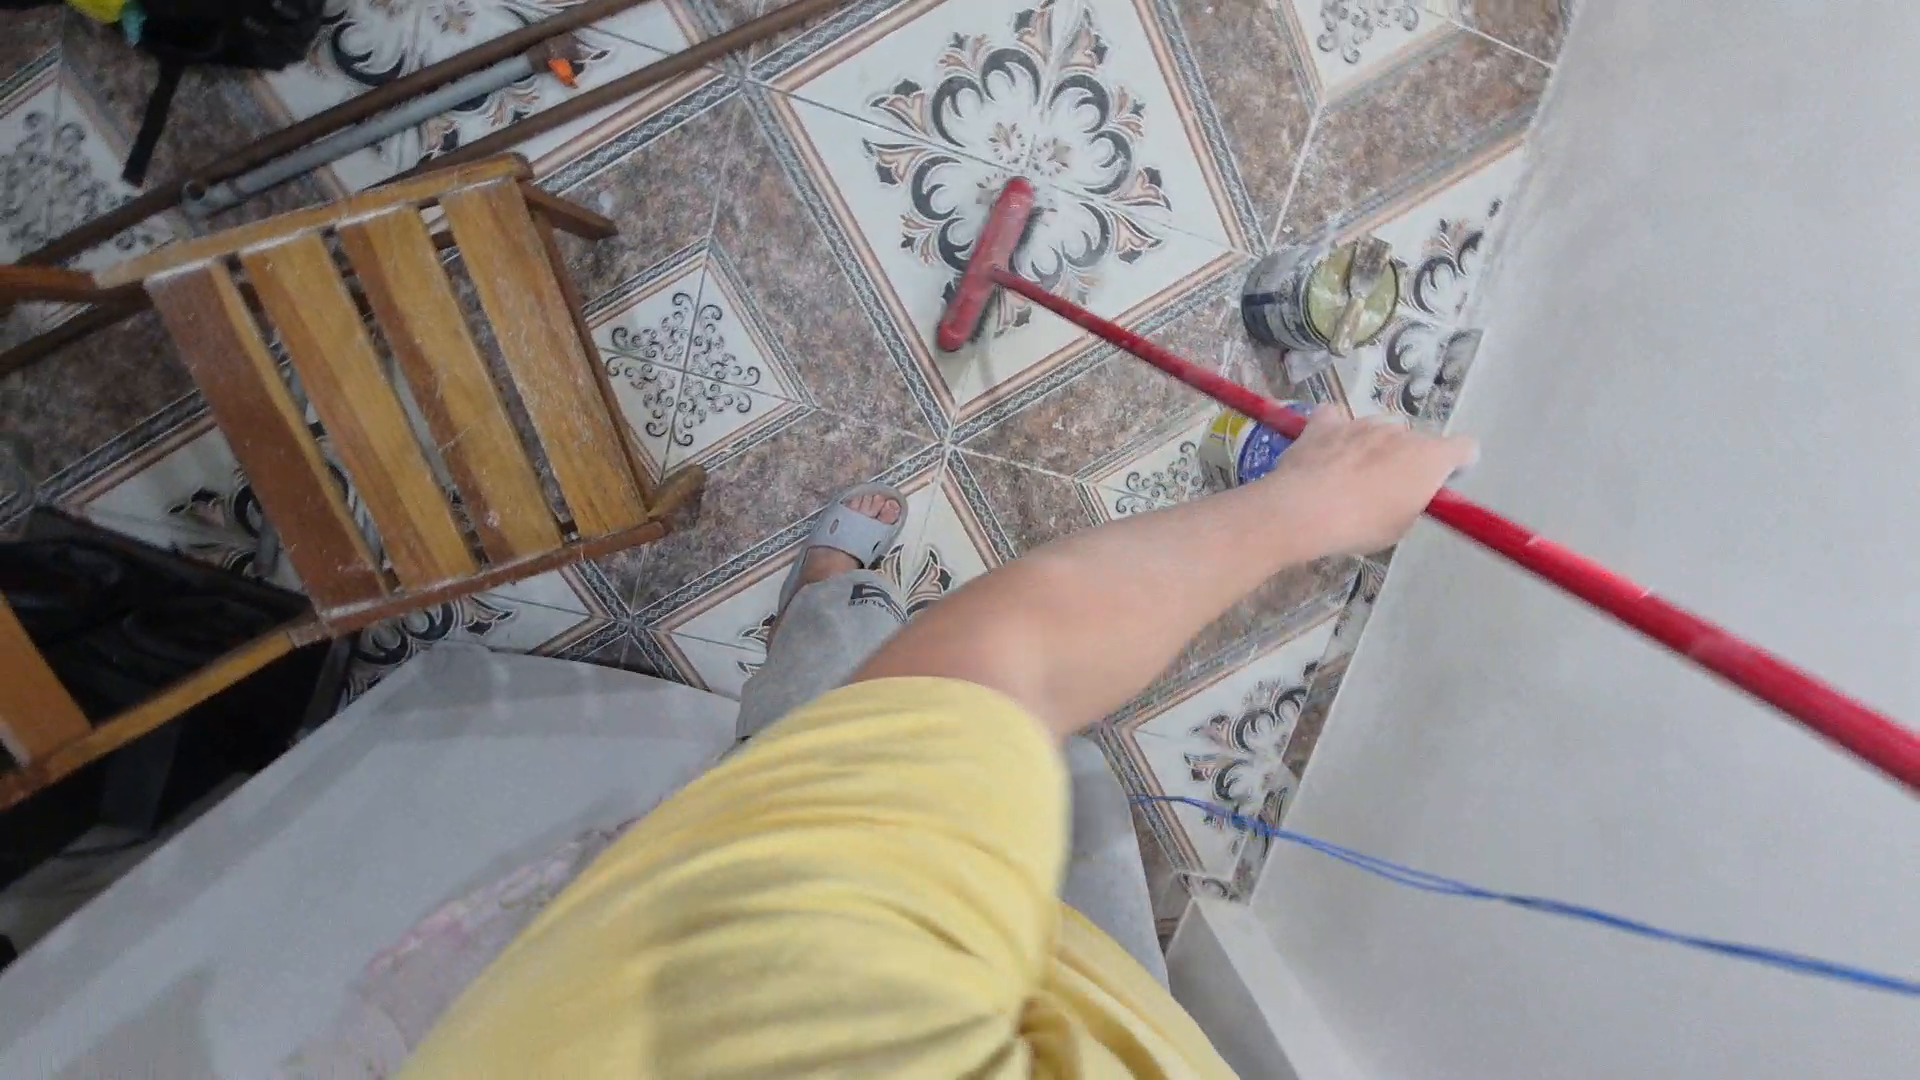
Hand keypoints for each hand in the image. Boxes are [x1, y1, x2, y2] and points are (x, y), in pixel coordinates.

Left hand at [1259, 406, 1478, 556]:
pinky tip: (1323, 448)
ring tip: (1345, 474)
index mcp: (1430, 456)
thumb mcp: (1398, 526)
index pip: (1464, 448)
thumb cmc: (1359, 525)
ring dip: (1368, 445)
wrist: (1304, 510)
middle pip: (1413, 439)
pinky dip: (1332, 429)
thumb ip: (1410, 503)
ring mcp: (1360, 423)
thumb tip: (1402, 496)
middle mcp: (1399, 431)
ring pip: (1375, 428)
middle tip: (1382, 487)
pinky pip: (1334, 418)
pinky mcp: (1324, 423)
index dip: (1455, 464)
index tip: (1439, 482)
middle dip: (1404, 458)